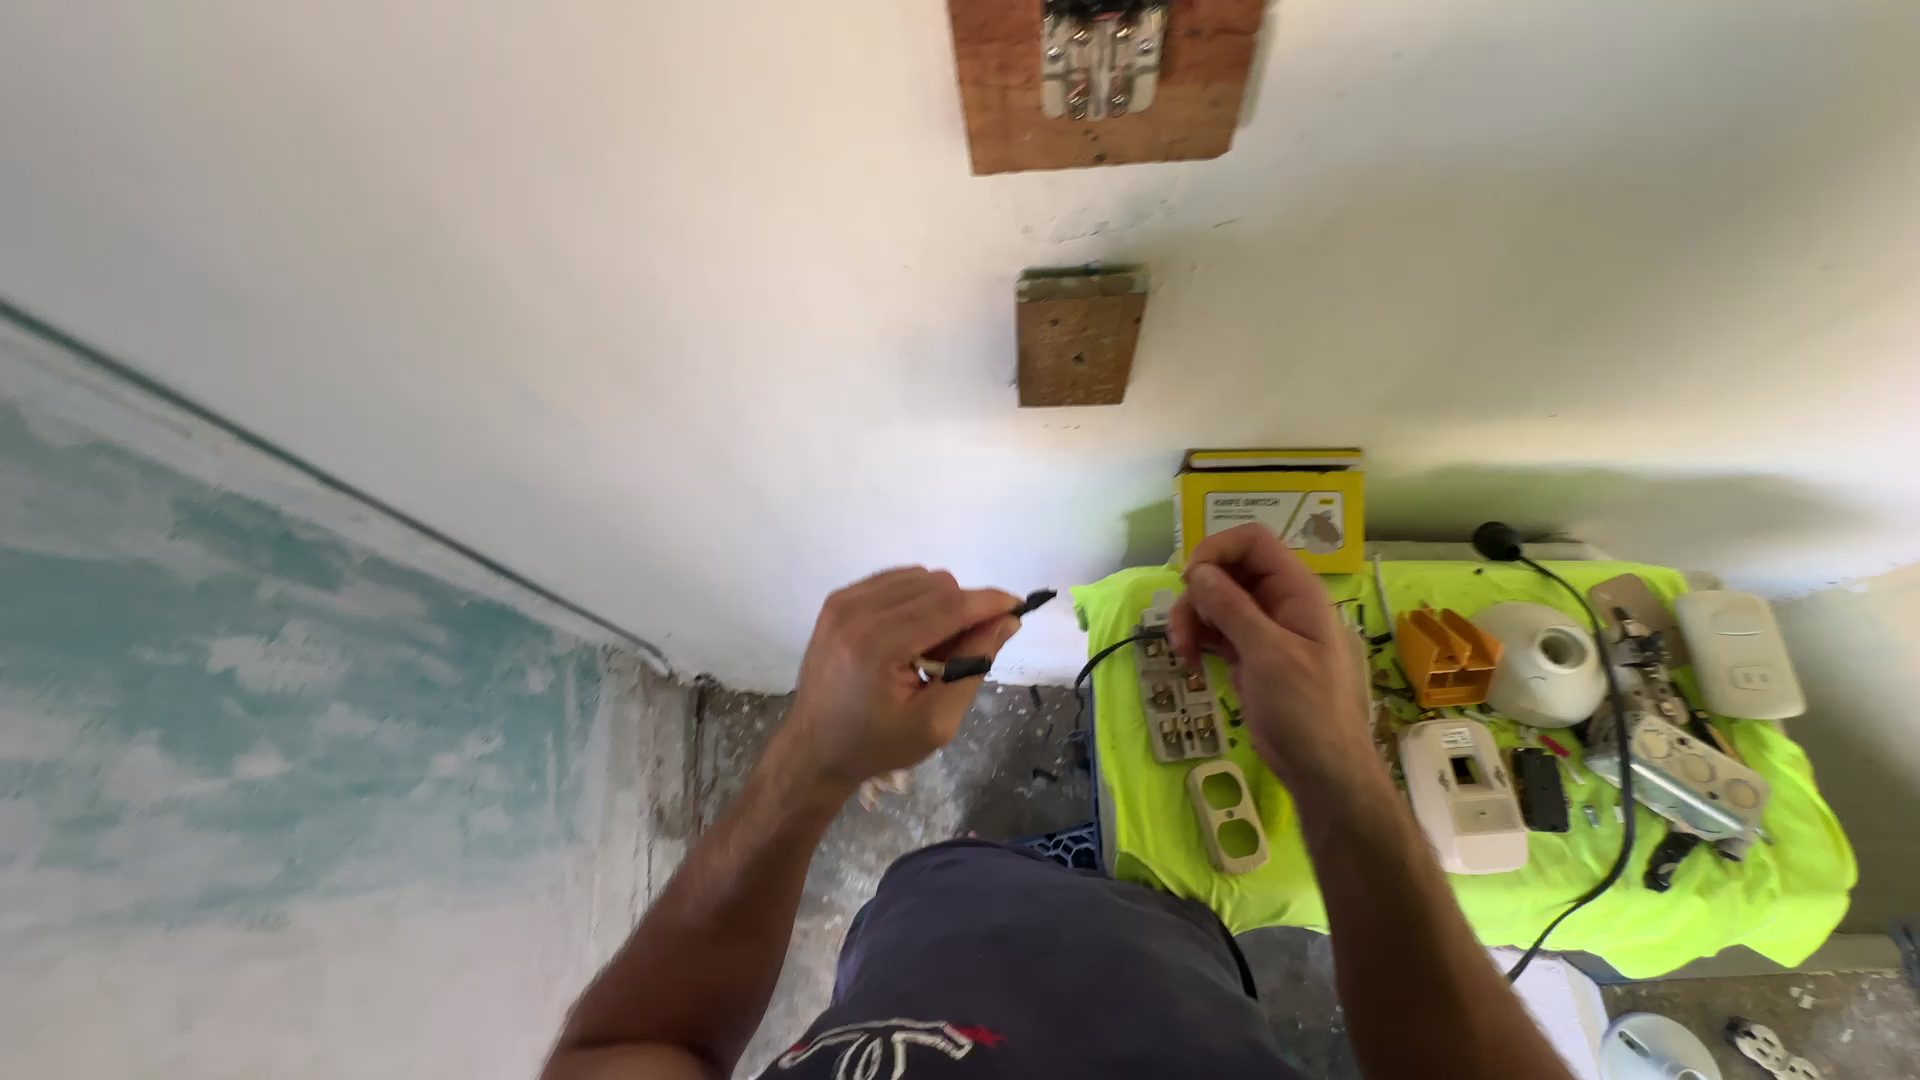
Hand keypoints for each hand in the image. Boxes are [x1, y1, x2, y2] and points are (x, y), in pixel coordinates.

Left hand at [776, 568, 1021, 794]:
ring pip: (919, 577)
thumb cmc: (877, 744)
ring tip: (930, 649)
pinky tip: (910, 635)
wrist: (814, 748)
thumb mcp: (936, 721)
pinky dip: (916, 600)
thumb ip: (973, 666)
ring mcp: (843, 601)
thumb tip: (1006, 621)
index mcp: (877, 645)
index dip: (990, 602)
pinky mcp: (837, 599)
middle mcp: (856, 611)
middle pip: (938, 585)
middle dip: (964, 612)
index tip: (1019, 606)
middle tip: (960, 654)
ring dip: (940, 604)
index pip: (949, 605)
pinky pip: (897, 580)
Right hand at [1167, 524, 1372, 792]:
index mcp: (1297, 592)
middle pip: (1226, 571)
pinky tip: (1190, 663)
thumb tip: (1197, 571)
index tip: (1189, 579)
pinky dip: (1197, 639)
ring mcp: (1263, 629)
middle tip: (1181, 630)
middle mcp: (1279, 603)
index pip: (1253, 542)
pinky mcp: (1249, 654)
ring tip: (1182, 653)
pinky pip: (1215, 629)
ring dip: (1191, 620)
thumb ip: (1232, 608)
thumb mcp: (1268, 655)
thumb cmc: (1307, 710)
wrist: (1323, 770)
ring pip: (1215, 600)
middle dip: (1196, 594)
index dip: (1217, 550)